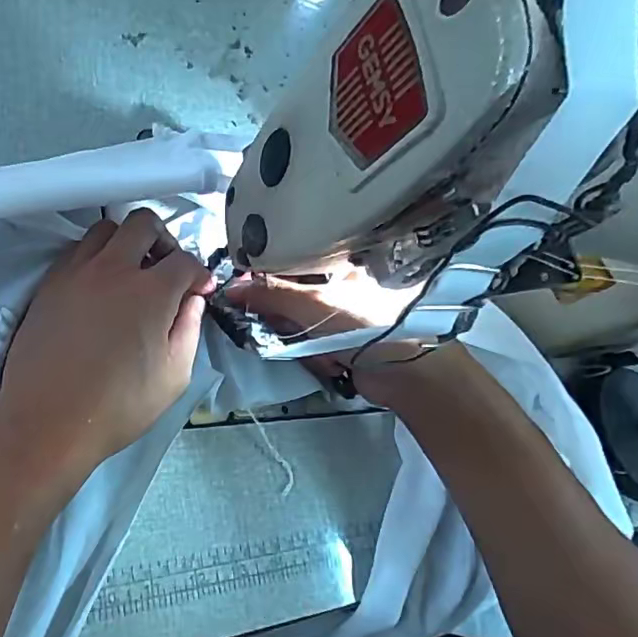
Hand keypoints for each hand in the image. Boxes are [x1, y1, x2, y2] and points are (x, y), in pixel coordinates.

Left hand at [0, 209, 214, 477]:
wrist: (48, 422)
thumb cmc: (119, 407)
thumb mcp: (173, 376)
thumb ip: (189, 329)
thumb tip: (192, 301)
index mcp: (151, 292)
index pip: (184, 259)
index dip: (199, 273)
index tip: (199, 290)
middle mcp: (113, 270)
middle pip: (144, 223)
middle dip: (164, 240)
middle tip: (167, 268)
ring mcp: (75, 273)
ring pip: (105, 229)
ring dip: (126, 242)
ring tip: (130, 273)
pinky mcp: (48, 284)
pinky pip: (76, 250)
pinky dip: (95, 257)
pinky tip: (99, 287)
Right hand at [222, 271, 474, 408]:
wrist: (408, 372)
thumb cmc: (365, 324)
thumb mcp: (312, 304)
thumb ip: (270, 295)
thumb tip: (230, 289)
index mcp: (336, 266)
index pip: (287, 264)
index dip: (262, 278)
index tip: (240, 292)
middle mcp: (336, 288)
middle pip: (287, 298)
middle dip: (281, 317)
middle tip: (285, 327)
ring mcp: (338, 319)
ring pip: (295, 326)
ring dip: (299, 342)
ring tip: (320, 350)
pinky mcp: (339, 346)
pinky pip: (309, 347)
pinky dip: (314, 357)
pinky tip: (330, 363)